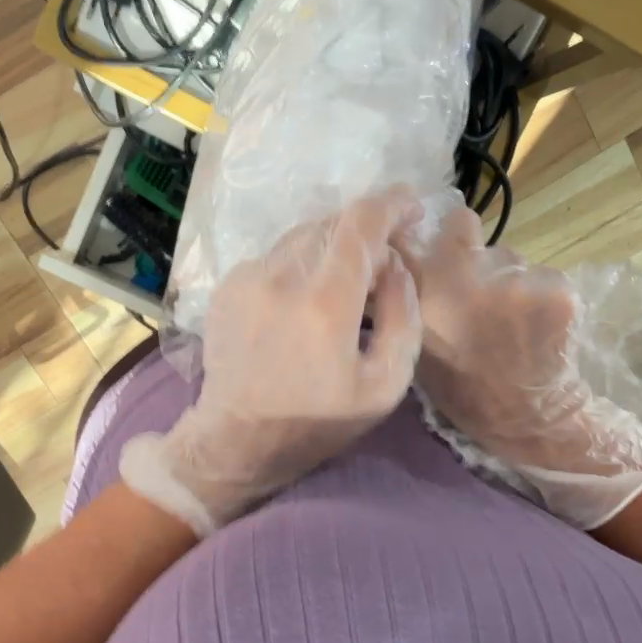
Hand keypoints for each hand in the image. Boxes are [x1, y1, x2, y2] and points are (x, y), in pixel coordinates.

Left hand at [120, 198, 422, 535]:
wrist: (236, 439)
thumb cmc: (318, 420)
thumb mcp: (385, 386)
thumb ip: (403, 316)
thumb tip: (396, 265)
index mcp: (325, 303)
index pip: (361, 223)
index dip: (392, 203)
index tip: (412, 206)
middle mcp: (282, 277)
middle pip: (333, 224)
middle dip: (366, 232)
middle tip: (383, 260)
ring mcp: (249, 278)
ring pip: (303, 236)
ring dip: (332, 248)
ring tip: (344, 284)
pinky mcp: (229, 285)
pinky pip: (276, 256)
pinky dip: (301, 265)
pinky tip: (305, 299)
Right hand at [397, 206, 641, 527]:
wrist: (530, 420)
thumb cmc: (466, 389)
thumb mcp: (419, 347)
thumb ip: (409, 300)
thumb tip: (399, 256)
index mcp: (423, 298)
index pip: (408, 236)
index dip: (414, 228)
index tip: (420, 232)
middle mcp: (464, 280)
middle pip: (464, 230)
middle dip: (472, 254)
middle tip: (481, 295)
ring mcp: (514, 281)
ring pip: (509, 256)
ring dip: (509, 278)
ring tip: (512, 321)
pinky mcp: (555, 287)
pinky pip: (544, 273)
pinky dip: (543, 294)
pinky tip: (539, 326)